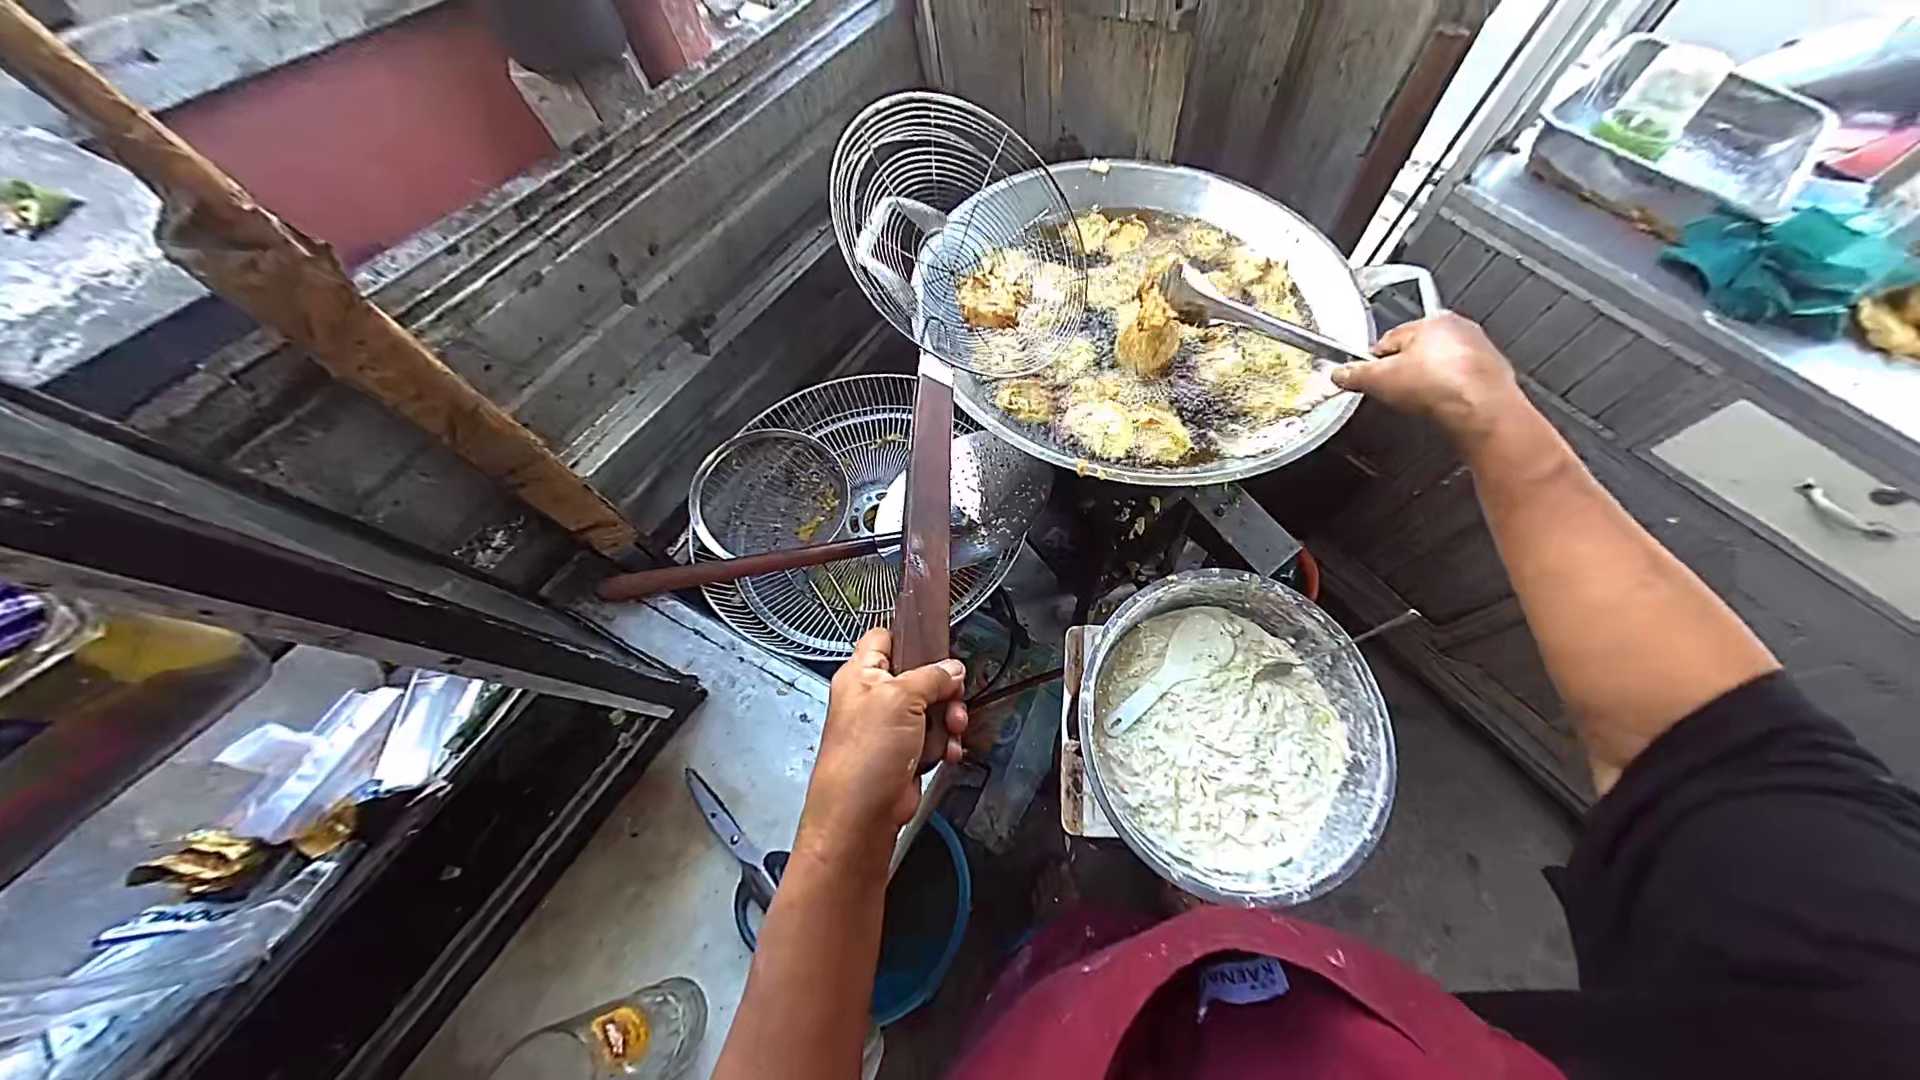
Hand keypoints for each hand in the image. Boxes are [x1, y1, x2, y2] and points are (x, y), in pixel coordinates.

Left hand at [798, 628, 967, 855]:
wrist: (861, 816)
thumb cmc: (862, 757)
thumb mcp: (900, 699)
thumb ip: (930, 676)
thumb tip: (951, 669)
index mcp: (861, 676)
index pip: (884, 638)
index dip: (910, 638)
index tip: (937, 644)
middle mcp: (873, 699)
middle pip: (919, 675)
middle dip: (942, 687)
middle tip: (951, 696)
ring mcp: (889, 726)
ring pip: (932, 707)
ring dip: (949, 718)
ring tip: (951, 728)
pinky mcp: (905, 752)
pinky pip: (935, 736)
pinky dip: (946, 743)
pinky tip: (947, 751)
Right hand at [1331, 312, 1526, 447]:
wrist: (1480, 409)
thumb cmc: (1438, 386)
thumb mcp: (1378, 379)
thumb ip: (1353, 374)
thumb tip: (1340, 373)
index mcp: (1431, 321)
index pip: (1387, 340)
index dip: (1372, 362)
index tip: (1366, 378)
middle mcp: (1459, 328)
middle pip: (1412, 352)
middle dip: (1399, 371)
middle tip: (1390, 391)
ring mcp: (1477, 349)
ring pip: (1435, 366)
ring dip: (1422, 382)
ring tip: (1416, 399)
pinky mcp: (1489, 372)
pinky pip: (1455, 380)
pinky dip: (1444, 391)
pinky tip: (1437, 403)